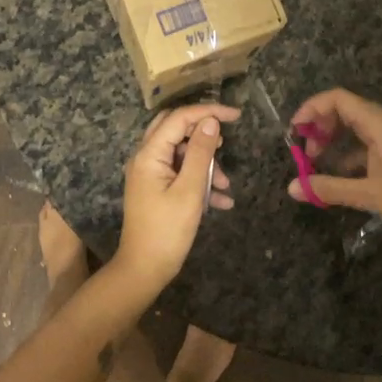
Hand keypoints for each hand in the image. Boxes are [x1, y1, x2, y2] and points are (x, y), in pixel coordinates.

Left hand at [114, 103, 238, 290]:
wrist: (144, 269)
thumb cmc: (167, 230)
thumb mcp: (190, 190)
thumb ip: (200, 153)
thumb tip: (210, 121)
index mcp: (149, 154)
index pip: (179, 118)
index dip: (208, 112)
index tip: (236, 115)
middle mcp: (145, 158)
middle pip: (176, 130)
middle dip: (203, 134)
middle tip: (225, 143)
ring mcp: (149, 174)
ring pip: (180, 153)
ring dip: (205, 163)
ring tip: (225, 185)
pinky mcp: (155, 189)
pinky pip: (180, 174)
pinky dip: (199, 181)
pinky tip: (221, 201)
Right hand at [285, 88, 381, 239]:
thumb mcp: (369, 195)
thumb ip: (329, 188)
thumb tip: (291, 188)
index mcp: (379, 124)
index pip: (337, 98)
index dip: (311, 109)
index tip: (294, 131)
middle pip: (345, 110)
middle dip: (319, 127)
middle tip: (304, 152)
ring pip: (356, 128)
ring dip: (333, 141)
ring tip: (316, 164)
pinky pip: (367, 142)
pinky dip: (349, 153)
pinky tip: (341, 176)